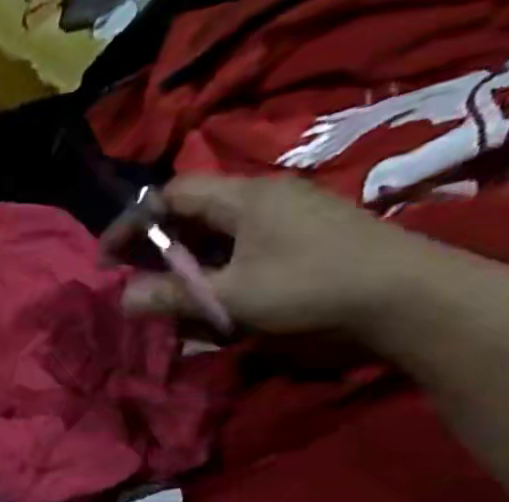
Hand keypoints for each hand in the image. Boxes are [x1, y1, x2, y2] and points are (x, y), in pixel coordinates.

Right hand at [114, 174, 451, 336]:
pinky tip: (214, 299)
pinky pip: (242, 249)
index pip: (172, 195)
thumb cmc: (310, 286)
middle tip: (133, 282)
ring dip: (187, 265)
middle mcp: (262, 198)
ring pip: (217, 236)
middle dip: (157, 249)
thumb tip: (123, 299)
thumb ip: (174, 297)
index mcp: (243, 198)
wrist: (401, 295)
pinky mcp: (302, 240)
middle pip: (193, 214)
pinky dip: (217, 272)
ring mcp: (286, 218)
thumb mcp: (233, 295)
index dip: (133, 224)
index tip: (107, 259)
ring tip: (169, 299)